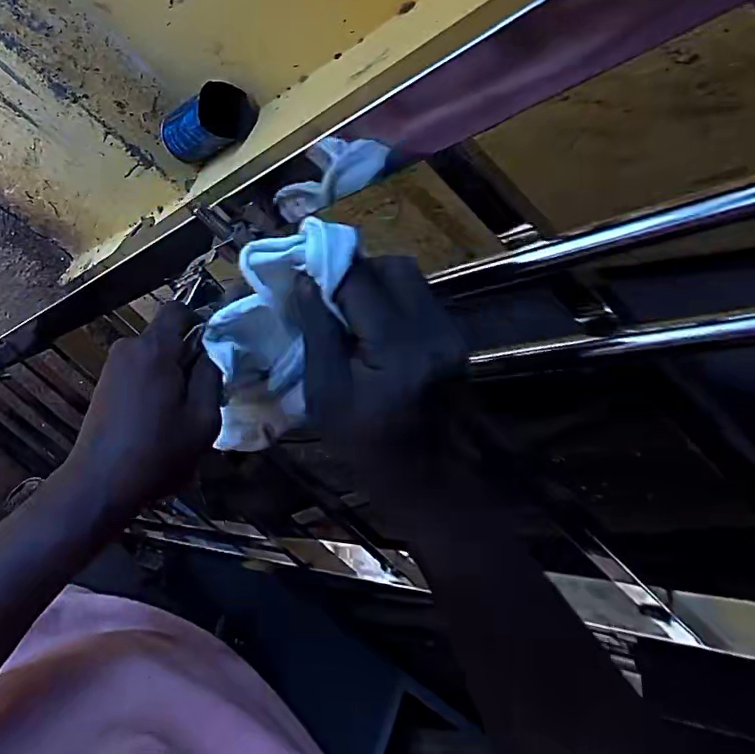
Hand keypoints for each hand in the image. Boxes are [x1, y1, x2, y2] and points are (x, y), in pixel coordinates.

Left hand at [62, 302, 221, 513]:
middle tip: (201, 394)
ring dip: (170, 375)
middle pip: (167, 335)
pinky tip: (156, 421)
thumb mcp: (202, 419)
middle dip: (187, 356)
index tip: (214, 352)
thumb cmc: (156, 452)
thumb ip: (211, 376)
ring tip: (178, 414)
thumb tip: (211, 352)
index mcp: (154, 348)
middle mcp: (129, 347)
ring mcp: (112, 365)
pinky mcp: (104, 384)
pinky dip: (151, 386)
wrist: (99, 484)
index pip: (179, 309)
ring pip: (153, 356)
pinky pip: (138, 371)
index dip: (200, 322)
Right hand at [293, 256, 467, 476]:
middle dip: (354, 270)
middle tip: (325, 291)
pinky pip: (418, 297)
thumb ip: (317, 331)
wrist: (434, 485)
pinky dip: (390, 298)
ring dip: (374, 281)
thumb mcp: (326, 394)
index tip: (300, 270)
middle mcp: (432, 331)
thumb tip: (304, 282)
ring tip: (346, 307)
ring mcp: (449, 334)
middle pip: (391, 268)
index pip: (359, 281)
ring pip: (409, 278)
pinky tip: (371, 324)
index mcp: (397, 349)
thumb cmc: (368, 448)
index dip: (326, 269)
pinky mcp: (454, 339)